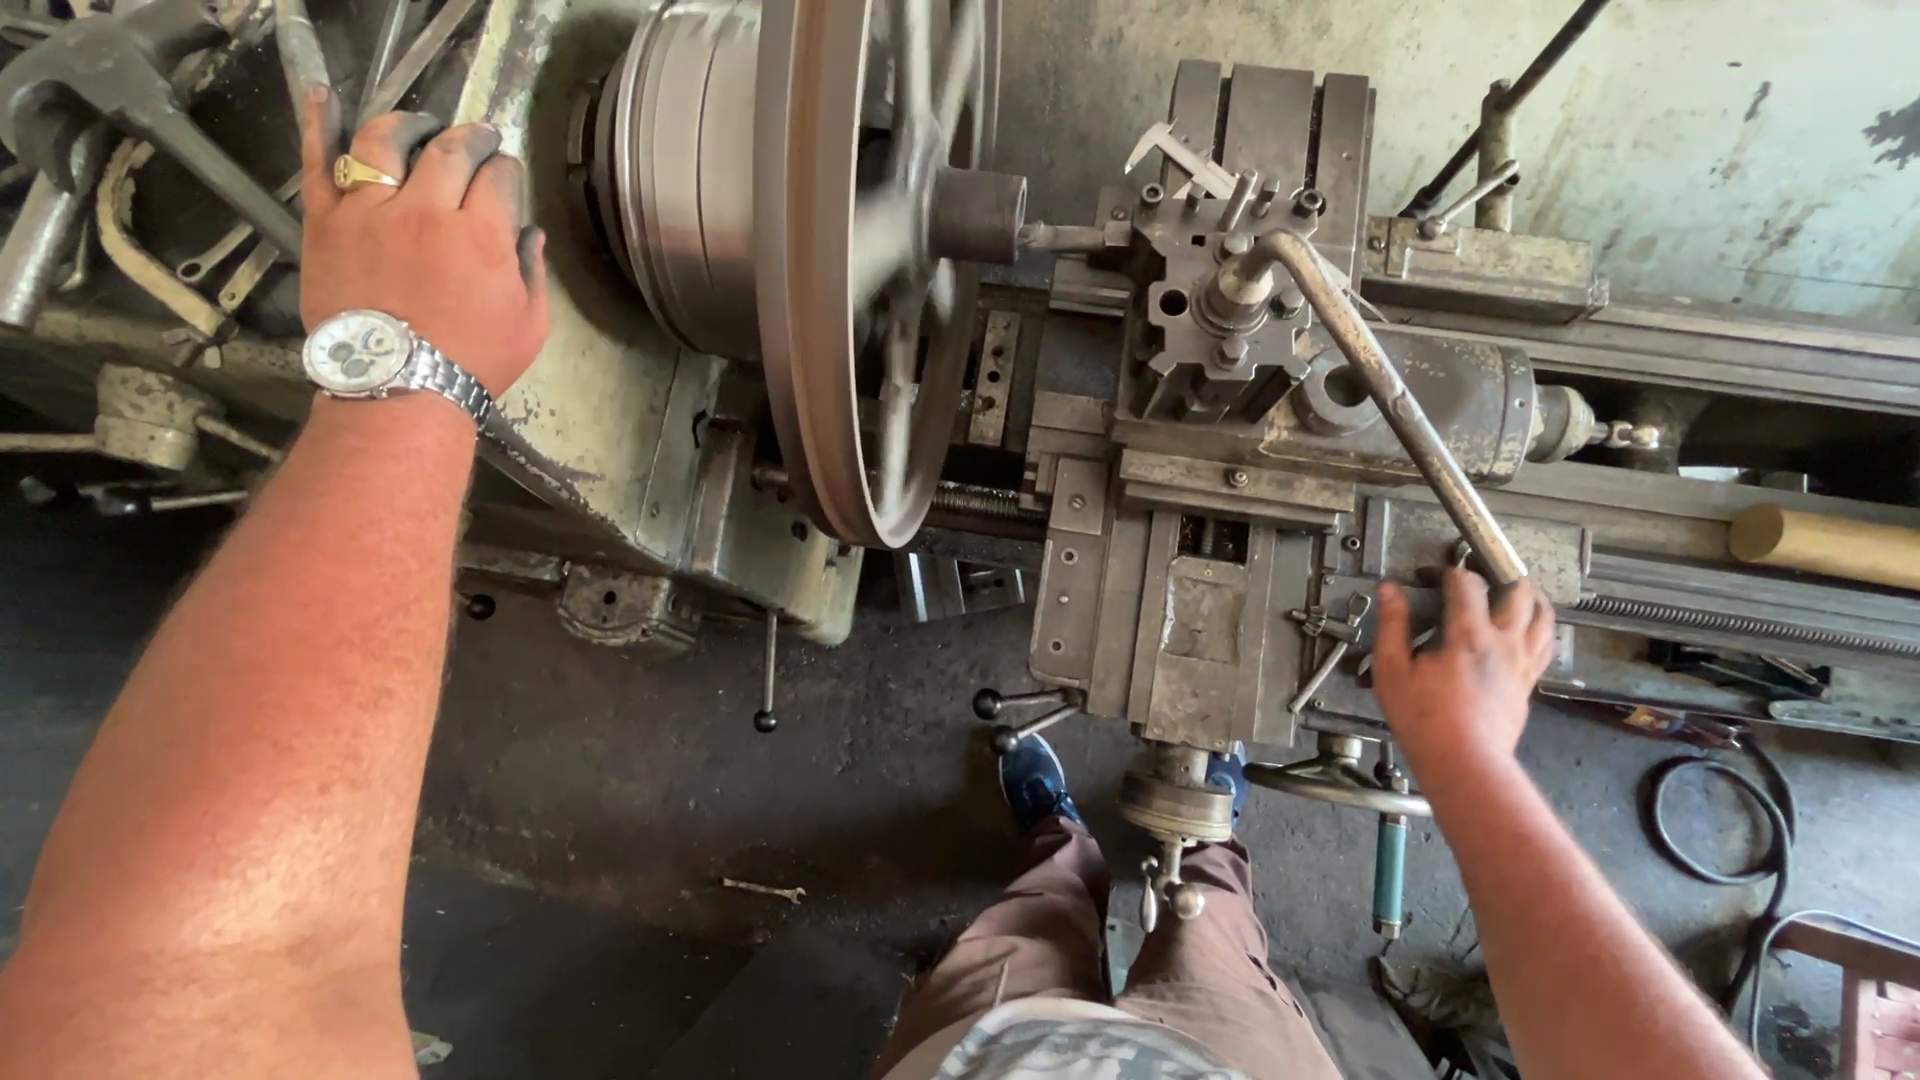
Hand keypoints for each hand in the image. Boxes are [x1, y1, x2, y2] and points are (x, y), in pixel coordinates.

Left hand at [298, 90, 548, 396]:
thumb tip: (532, 234)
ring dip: (408, 125)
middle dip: (471, 137)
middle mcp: (427, 210)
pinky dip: (322, 125)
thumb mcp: (530, 325)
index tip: (508, 170)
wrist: (401, 385)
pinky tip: (328, 97)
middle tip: (479, 137)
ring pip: (385, 143)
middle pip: (449, 151)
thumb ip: (532, 272)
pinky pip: (319, 162)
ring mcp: (371, 211)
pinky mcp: (327, 221)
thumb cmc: (476, 360)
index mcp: (482, 237)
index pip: (498, 179)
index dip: (506, 168)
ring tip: (420, 125)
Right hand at [1371, 570, 1554, 769]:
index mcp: (1468, 637)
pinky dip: (1540, 627)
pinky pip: (1546, 645)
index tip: (1436, 574)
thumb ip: (1392, 625)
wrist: (1463, 761)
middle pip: (1519, 594)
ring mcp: (1522, 664)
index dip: (1451, 572)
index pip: (1467, 586)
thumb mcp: (1391, 669)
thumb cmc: (1423, 718)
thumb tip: (1390, 590)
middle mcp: (1503, 644)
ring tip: (1517, 588)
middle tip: (1485, 570)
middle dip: (1502, 575)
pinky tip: (1530, 627)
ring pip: (1543, 617)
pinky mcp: (1529, 683)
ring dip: (1531, 597)